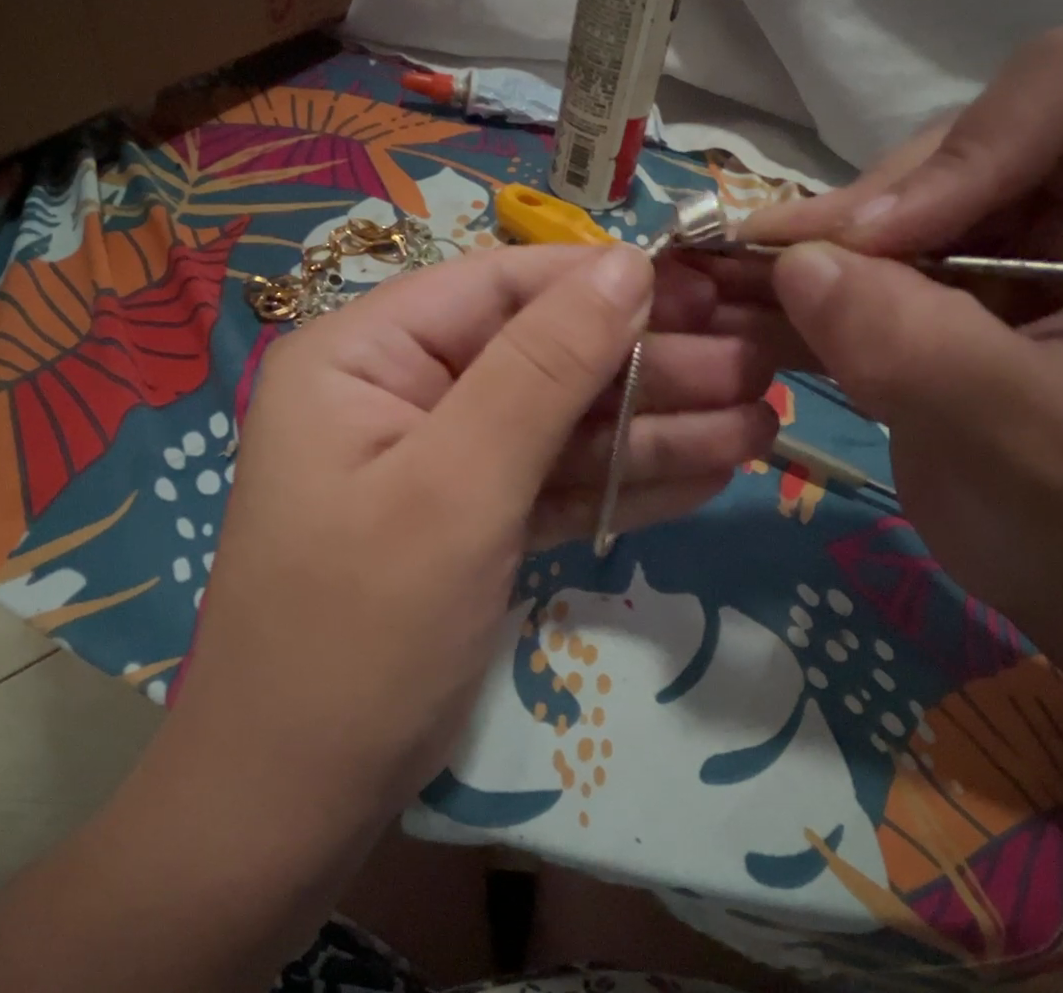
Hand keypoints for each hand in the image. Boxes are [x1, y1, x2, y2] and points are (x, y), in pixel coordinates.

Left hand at [164, 244, 777, 816]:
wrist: (301, 798)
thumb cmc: (361, 632)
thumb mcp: (455, 487)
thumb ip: (543, 369)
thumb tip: (628, 264)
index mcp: (363, 356)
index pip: (500, 287)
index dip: (607, 282)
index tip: (712, 291)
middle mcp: (400, 395)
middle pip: (544, 357)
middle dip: (652, 367)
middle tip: (762, 369)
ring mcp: (441, 466)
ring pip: (563, 429)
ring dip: (659, 430)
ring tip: (762, 427)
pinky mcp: (474, 527)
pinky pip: (558, 489)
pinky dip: (628, 486)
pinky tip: (712, 477)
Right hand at [741, 29, 1062, 697]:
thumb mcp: (1020, 436)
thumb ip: (914, 344)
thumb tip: (793, 264)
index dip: (963, 150)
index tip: (880, 243)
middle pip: (954, 151)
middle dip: (863, 216)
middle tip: (773, 271)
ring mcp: (1012, 259)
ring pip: (894, 213)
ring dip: (813, 254)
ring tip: (730, 285)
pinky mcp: (952, 309)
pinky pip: (870, 275)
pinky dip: (807, 296)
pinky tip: (745, 315)